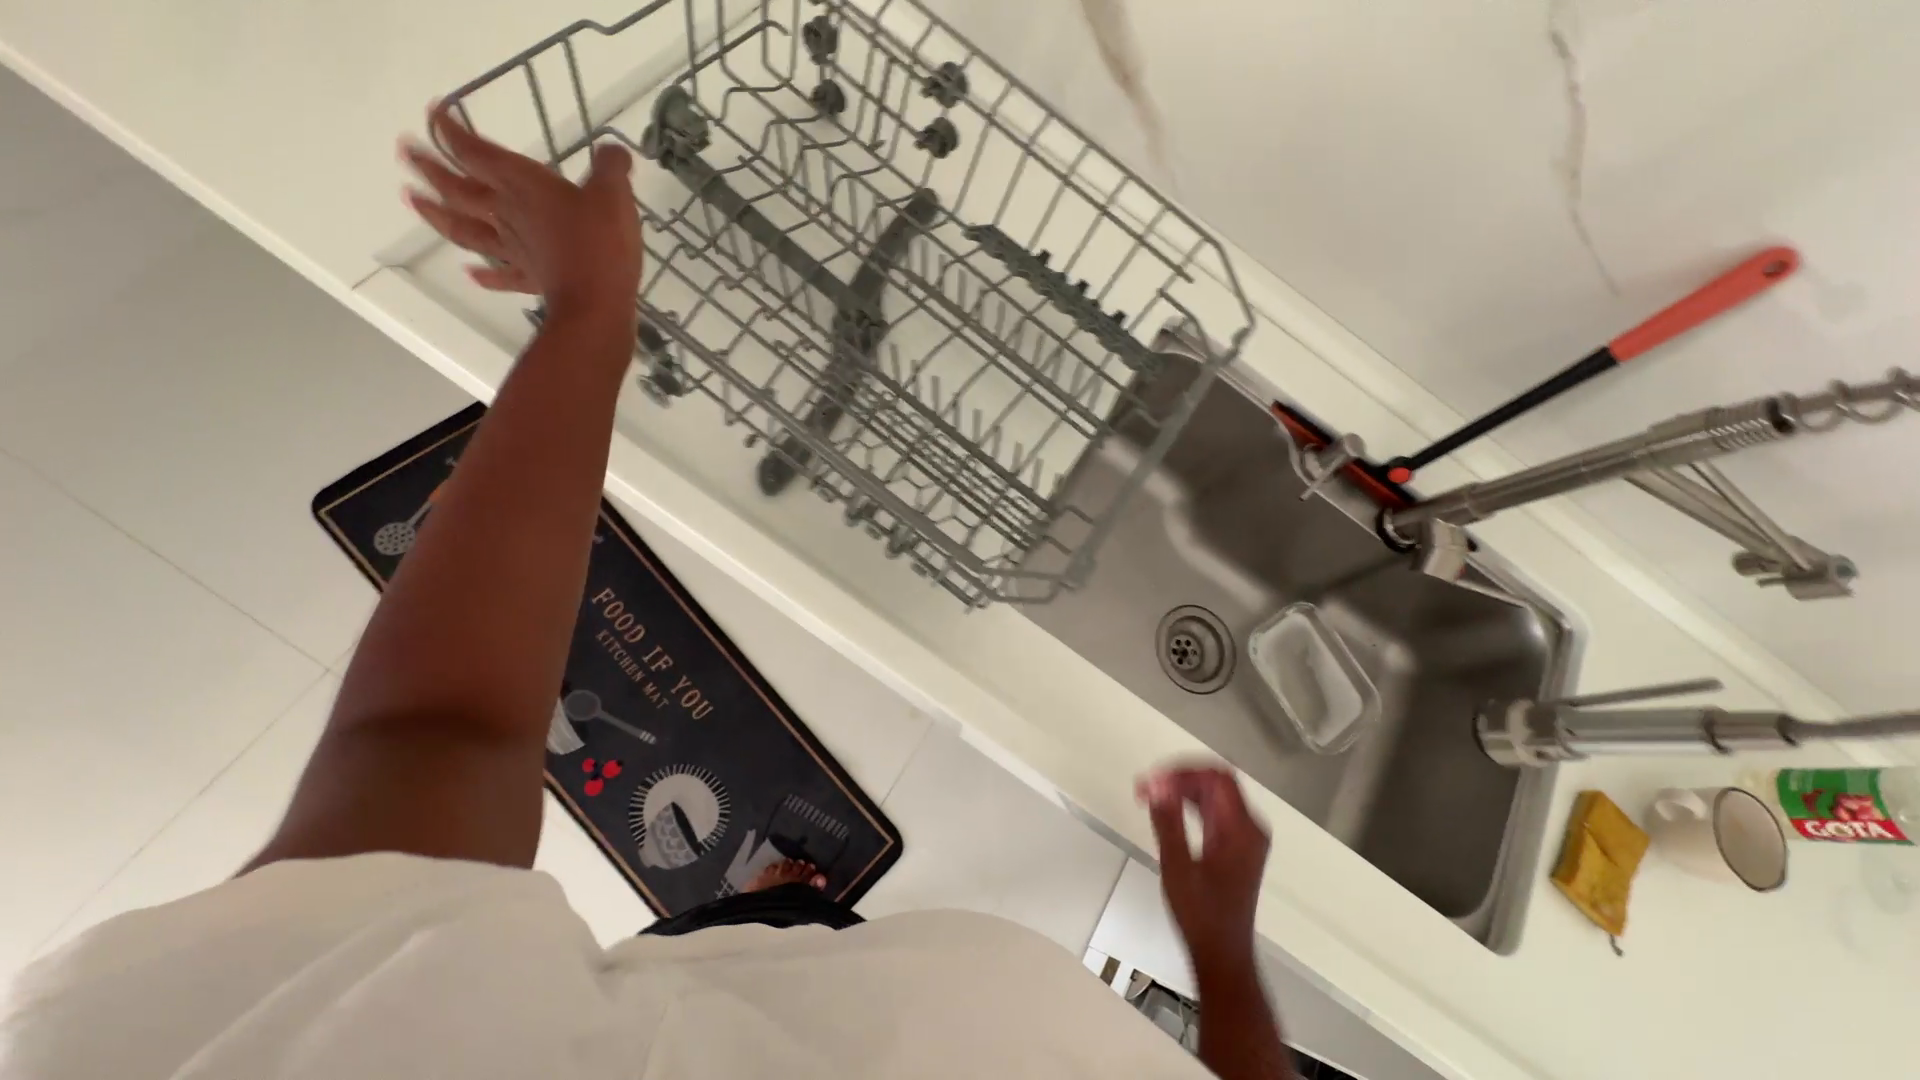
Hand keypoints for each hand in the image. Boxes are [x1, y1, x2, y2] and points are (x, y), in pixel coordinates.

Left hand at [401, 104, 641, 323]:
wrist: (595, 304)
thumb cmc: (599, 244)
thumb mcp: (614, 195)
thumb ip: (611, 167)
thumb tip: (614, 151)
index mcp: (521, 185)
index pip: (474, 151)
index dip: (450, 131)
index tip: (433, 114)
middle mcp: (507, 213)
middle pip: (458, 188)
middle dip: (430, 168)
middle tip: (406, 153)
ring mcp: (515, 250)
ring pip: (466, 228)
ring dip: (437, 214)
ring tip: (413, 200)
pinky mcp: (531, 280)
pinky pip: (502, 276)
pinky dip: (485, 275)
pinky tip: (472, 273)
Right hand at [1138, 764, 1270, 971]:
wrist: (1222, 954)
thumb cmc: (1201, 915)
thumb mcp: (1178, 867)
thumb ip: (1168, 822)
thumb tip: (1157, 784)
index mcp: (1242, 829)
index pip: (1217, 778)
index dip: (1183, 771)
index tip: (1153, 781)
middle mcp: (1250, 828)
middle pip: (1216, 783)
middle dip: (1180, 778)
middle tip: (1146, 788)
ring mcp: (1245, 838)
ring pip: (1215, 796)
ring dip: (1183, 790)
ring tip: (1150, 796)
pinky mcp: (1237, 847)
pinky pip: (1215, 812)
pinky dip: (1190, 805)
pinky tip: (1167, 811)